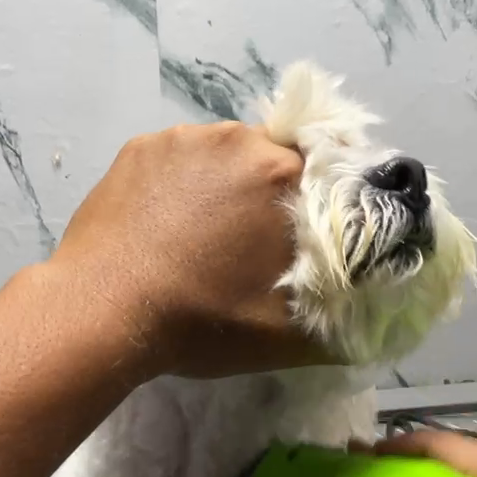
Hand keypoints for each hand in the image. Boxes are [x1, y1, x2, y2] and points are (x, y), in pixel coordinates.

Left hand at [47, 122, 329, 377]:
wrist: (101, 312)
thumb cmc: (200, 321)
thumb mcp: (286, 337)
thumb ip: (342, 318)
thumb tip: (374, 313)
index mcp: (283, 174)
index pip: (328, 174)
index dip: (321, 207)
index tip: (303, 239)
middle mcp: (237, 139)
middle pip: (274, 160)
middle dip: (271, 197)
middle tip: (248, 245)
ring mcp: (182, 138)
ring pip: (224, 156)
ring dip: (224, 186)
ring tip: (200, 236)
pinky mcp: (139, 147)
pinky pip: (179, 159)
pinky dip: (181, 184)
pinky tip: (163, 224)